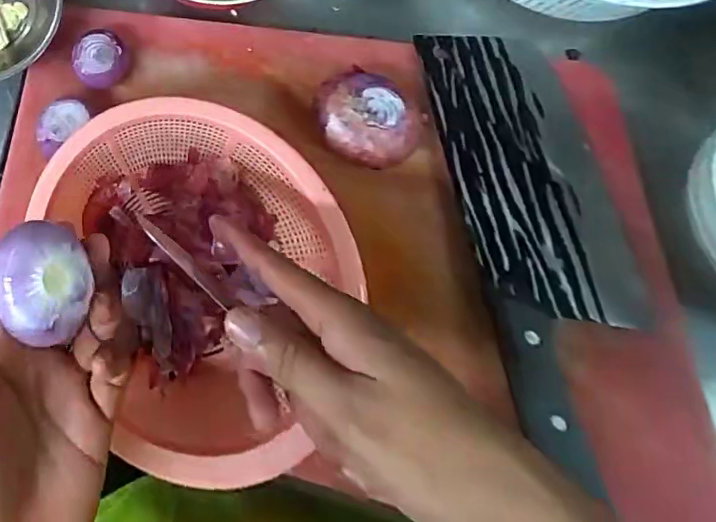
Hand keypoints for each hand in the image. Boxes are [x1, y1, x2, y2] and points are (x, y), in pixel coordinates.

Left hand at [0, 233, 129, 521]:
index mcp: (3, 352)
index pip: (21, 294)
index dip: (36, 261)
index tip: (54, 231)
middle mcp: (40, 357)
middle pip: (67, 302)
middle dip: (82, 273)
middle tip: (97, 247)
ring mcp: (72, 383)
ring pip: (96, 328)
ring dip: (104, 308)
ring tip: (104, 305)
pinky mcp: (100, 412)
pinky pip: (116, 372)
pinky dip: (117, 358)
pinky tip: (106, 361)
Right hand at [214, 217, 606, 521]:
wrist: (500, 500)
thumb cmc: (420, 447)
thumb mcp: (342, 408)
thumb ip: (285, 359)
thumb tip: (234, 313)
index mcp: (342, 320)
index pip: (281, 272)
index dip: (246, 247)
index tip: (216, 220)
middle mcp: (348, 330)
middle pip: (281, 327)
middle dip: (263, 367)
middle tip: (261, 414)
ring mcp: (361, 360)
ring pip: (299, 363)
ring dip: (293, 401)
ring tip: (317, 443)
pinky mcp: (372, 389)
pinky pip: (325, 389)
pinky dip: (320, 417)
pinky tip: (343, 450)